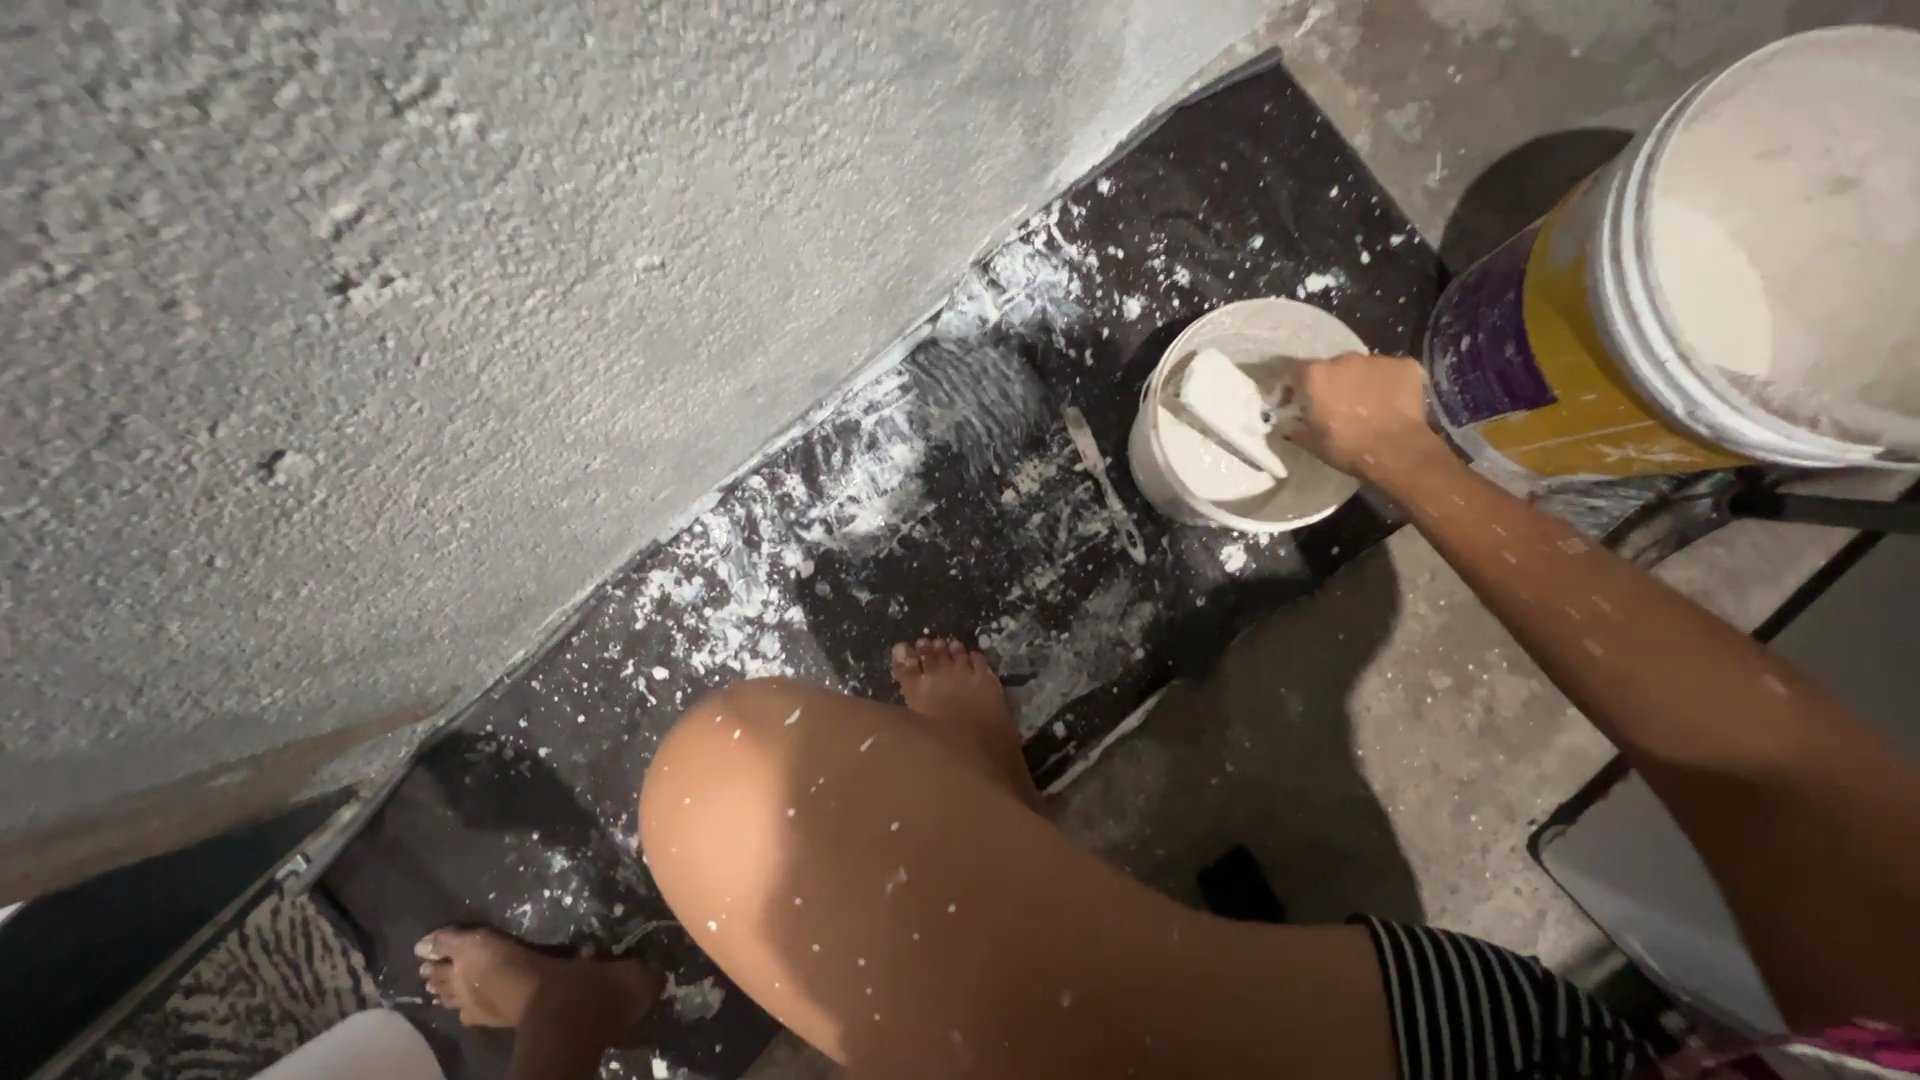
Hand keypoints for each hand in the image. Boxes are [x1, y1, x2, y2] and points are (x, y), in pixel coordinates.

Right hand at [1285, 352, 1445, 479]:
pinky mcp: (1405, 365)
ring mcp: (1377, 359)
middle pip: (1331, 367)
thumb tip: (1289, 423)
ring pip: (1362, 368)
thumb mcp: (1310, 442)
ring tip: (1365, 404)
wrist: (1396, 451)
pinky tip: (1390, 401)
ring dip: (1358, 382)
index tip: (1293, 403)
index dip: (1291, 387)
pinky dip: (1387, 383)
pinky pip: (1390, 371)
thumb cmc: (1346, 447)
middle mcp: (1344, 358)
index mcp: (1315, 375)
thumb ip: (1295, 426)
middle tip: (1334, 406)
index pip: (1293, 371)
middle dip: (1330, 383)